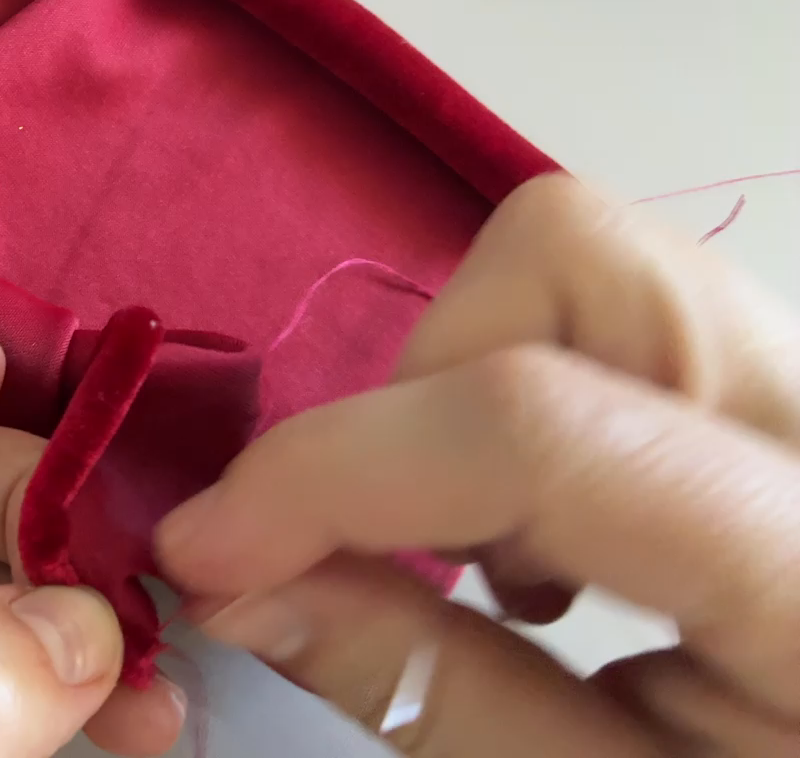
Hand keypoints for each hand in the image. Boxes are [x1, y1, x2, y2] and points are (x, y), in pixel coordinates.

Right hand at [156, 174, 799, 755]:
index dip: (322, 471)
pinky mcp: (776, 382)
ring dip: (454, 377)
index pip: (530, 433)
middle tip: (406, 530)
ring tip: (483, 535)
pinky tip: (543, 531)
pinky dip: (507, 382)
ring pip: (584, 260)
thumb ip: (410, 683)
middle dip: (414, 383)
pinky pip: (603, 304)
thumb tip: (224, 583)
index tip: (201, 549)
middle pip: (577, 263)